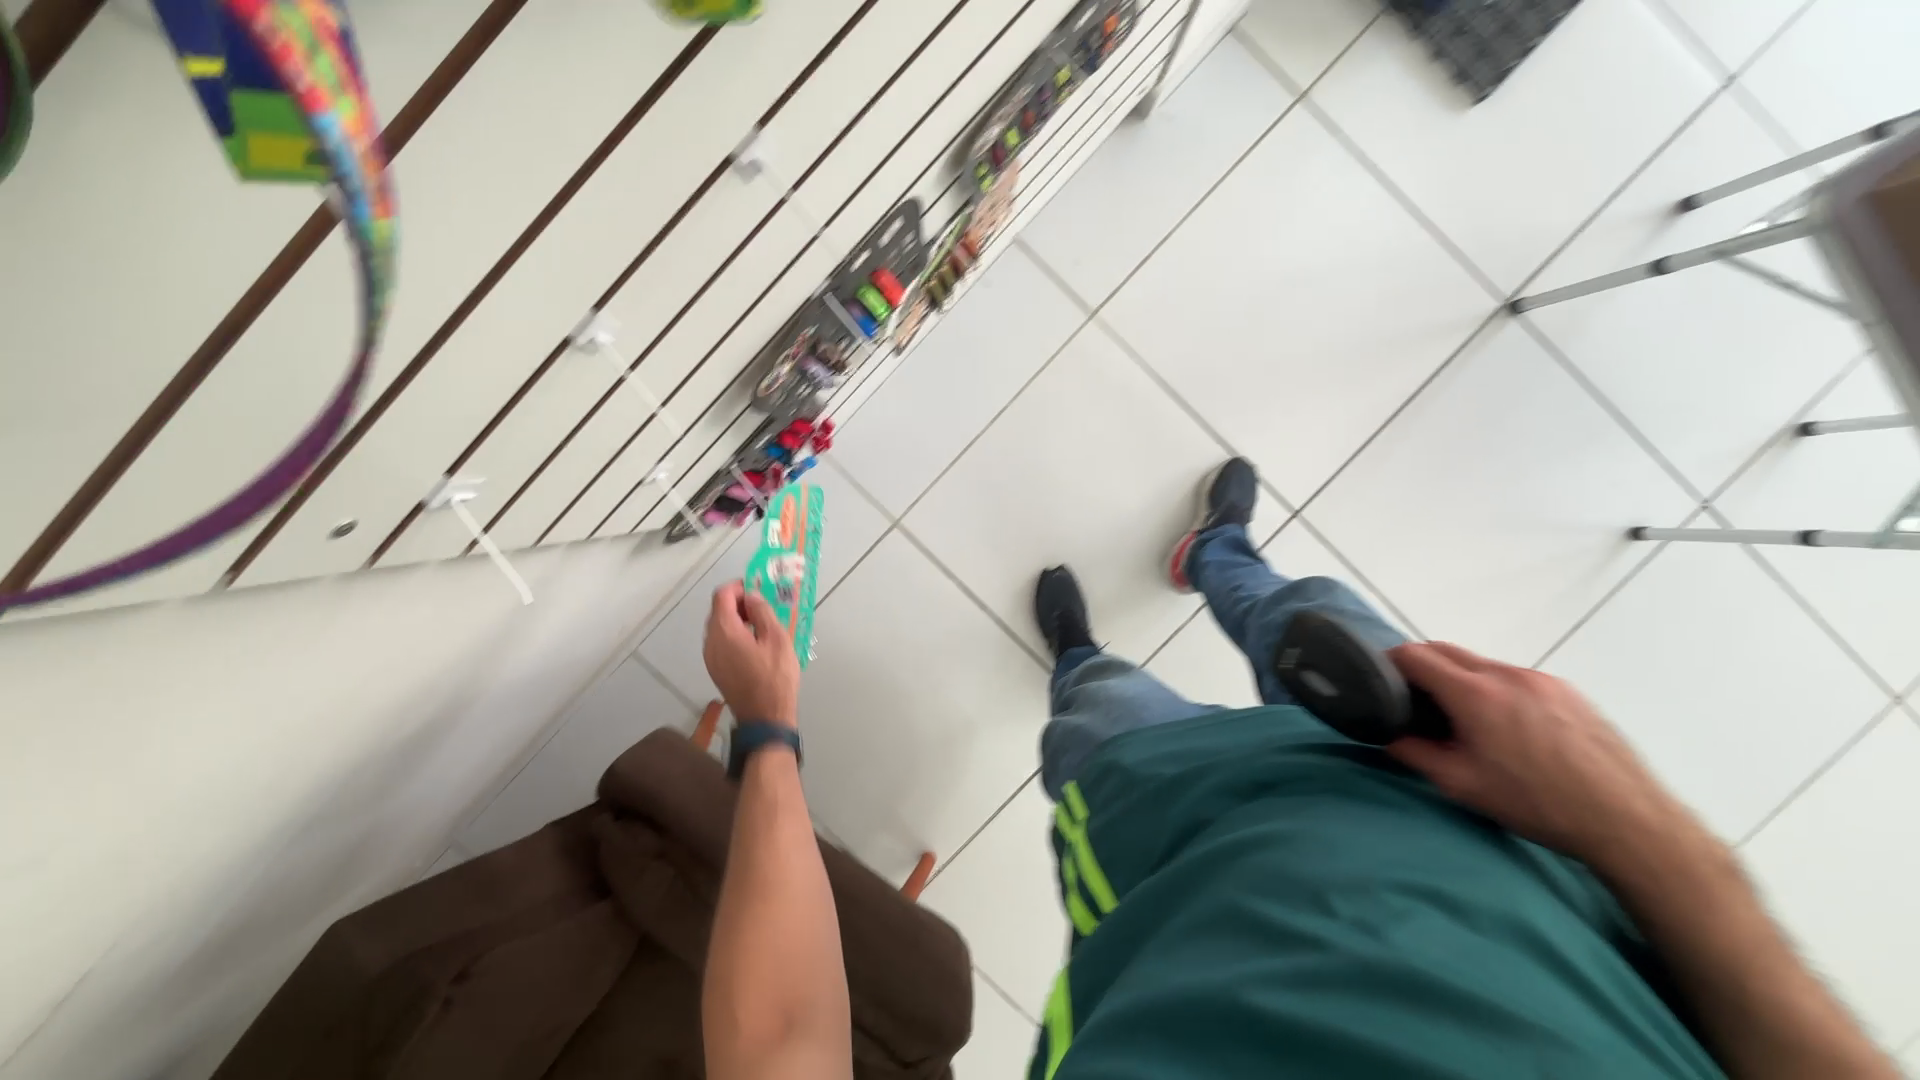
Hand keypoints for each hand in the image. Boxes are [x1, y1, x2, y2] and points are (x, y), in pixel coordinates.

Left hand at [704, 582, 800, 729]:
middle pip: (718, 610)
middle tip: (764, 609)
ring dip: (737, 620)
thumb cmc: (775, 677)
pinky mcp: (715, 669)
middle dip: (739, 603)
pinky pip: (720, 642)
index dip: (739, 587)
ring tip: (762, 627)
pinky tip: (754, 645)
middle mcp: (711, 641)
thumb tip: (752, 596)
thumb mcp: (777, 639)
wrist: (765, 718)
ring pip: (719, 627)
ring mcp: (710, 657)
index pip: (722, 595)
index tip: (759, 591)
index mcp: (725, 630)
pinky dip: (734, 635)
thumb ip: (763, 612)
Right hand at [1384, 642, 1691, 868]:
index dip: (1388, 664)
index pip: (1415, 655)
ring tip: (1460, 717)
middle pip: (1445, 650)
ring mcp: (1541, 679)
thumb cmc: (1536, 804)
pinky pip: (1514, 677)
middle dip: (1420, 667)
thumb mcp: (1461, 785)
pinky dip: (1494, 689)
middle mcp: (1506, 674)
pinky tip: (1505, 725)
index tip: (1378, 683)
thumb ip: (1414, 753)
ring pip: (1481, 664)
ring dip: (1459, 679)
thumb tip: (1388, 735)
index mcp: (1474, 694)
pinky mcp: (1568, 690)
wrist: (1628, 820)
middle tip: (1410, 699)